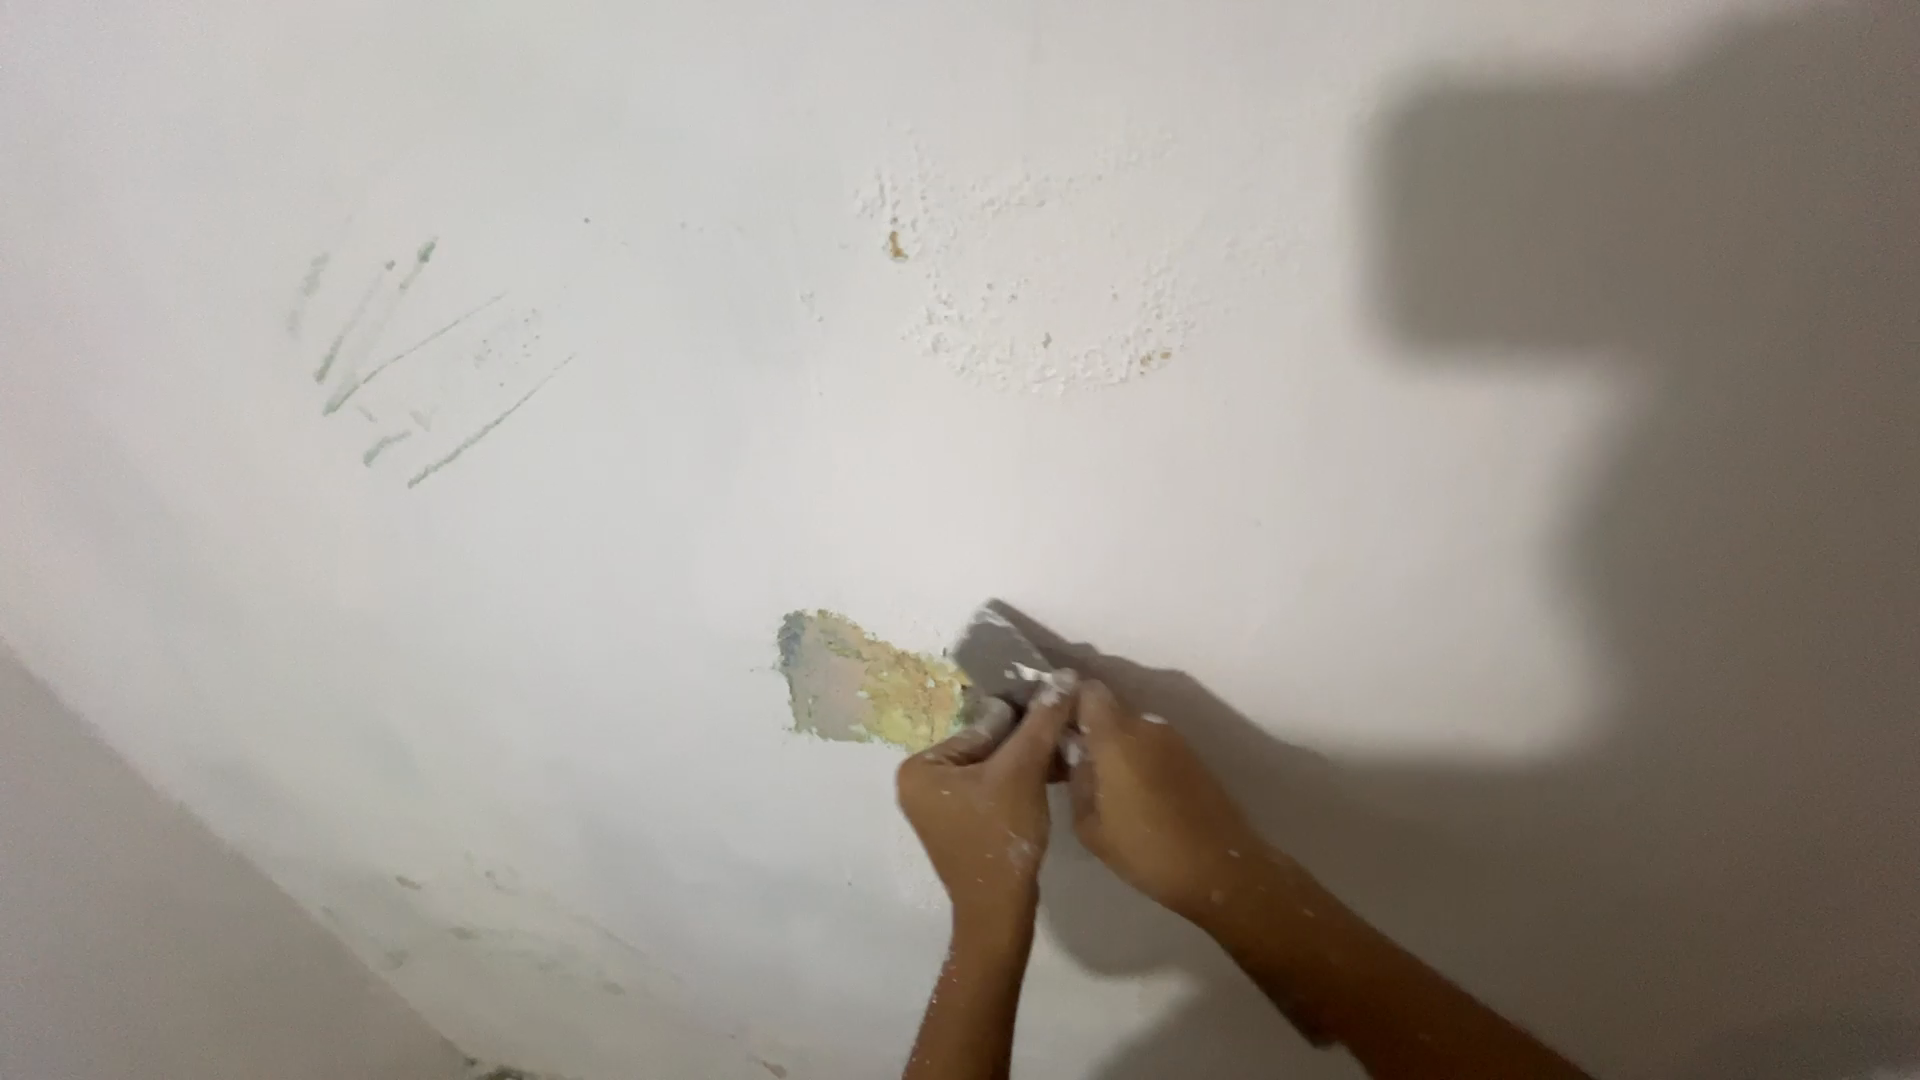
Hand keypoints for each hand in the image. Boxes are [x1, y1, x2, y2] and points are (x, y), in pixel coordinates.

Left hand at [897, 679, 1077, 926]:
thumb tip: (1063, 675)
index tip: (1056, 707)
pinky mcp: (960, 824)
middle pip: (986, 748)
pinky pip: (991, 789)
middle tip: (1064, 729)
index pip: (980, 728)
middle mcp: (920, 783)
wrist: (1000, 911)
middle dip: (1025, 742)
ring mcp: (939, 806)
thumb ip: (1040, 721)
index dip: (1022, 719)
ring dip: (1026, 761)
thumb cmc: (1000, 835)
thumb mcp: (1022, 770)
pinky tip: (1052, 773)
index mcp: (919, 767)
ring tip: (1064, 750)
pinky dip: (1019, 783)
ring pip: (992, 769)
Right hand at [1067, 679, 1280, 920]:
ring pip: (1131, 729)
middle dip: (1091, 730)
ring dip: (1117, 747)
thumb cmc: (1147, 850)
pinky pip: (1152, 745)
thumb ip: (1077, 781)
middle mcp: (1146, 726)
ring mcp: (1173, 739)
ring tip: (1108, 785)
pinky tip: (1137, 794)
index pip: (1088, 691)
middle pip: (1109, 710)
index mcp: (1116, 736)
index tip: (1056, 726)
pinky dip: (1139, 759)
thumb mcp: (1090, 827)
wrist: (1222, 872)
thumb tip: (1077, 758)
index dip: (1069, 702)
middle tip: (1077, 763)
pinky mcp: (1191, 756)